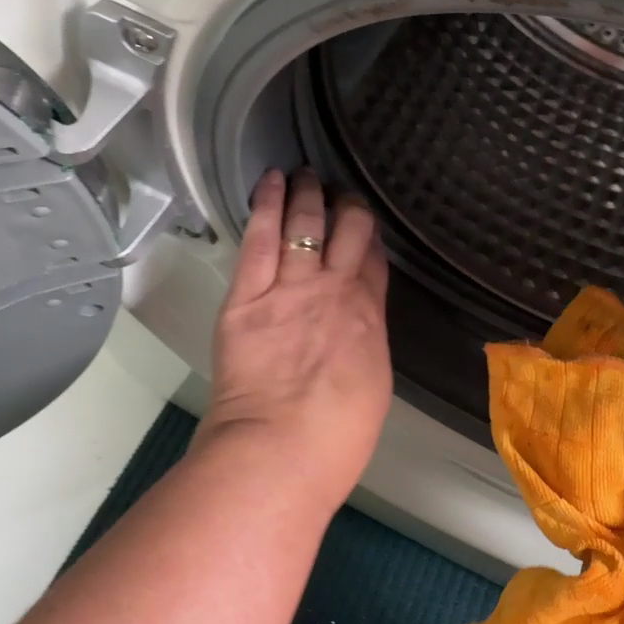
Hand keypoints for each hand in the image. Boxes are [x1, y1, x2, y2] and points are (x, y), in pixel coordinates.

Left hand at [194, 168, 392, 508]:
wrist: (280, 451)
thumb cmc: (335, 437)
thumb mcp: (371, 384)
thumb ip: (364, 341)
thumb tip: (357, 324)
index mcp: (369, 314)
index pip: (374, 259)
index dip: (371, 236)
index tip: (365, 223)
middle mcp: (335, 289)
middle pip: (349, 229)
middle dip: (346, 205)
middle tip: (340, 190)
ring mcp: (292, 286)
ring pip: (306, 223)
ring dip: (307, 194)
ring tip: (306, 173)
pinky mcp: (249, 294)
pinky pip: (261, 239)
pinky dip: (267, 205)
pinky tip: (271, 181)